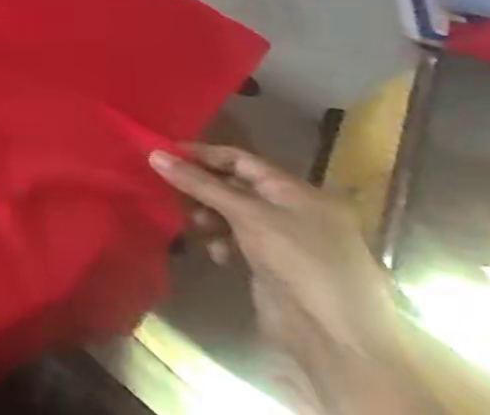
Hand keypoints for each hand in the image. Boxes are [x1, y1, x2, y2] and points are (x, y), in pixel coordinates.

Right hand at [151, 146, 404, 371]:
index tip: (162, 154)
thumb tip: (154, 153)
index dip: (202, 155)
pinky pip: (237, 240)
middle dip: (202, 188)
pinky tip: (218, 254)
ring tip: (196, 226)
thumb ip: (200, 184)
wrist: (335, 335)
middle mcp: (294, 211)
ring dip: (209, 216)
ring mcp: (285, 240)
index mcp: (298, 192)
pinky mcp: (273, 264)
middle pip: (234, 186)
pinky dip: (221, 241)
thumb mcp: (247, 215)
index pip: (241, 160)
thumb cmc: (298, 261)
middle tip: (169, 191)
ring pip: (232, 214)